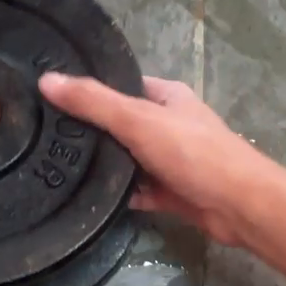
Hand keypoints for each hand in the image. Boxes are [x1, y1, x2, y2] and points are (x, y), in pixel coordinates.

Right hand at [38, 72, 272, 245]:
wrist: (238, 205)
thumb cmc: (193, 153)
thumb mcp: (138, 120)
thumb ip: (93, 102)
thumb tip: (47, 80)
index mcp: (166, 96)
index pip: (121, 85)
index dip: (90, 90)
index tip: (51, 98)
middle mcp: (169, 124)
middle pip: (121, 125)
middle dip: (92, 132)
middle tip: (47, 137)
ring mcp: (171, 160)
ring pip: (129, 160)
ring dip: (104, 166)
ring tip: (58, 167)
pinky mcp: (171, 193)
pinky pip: (138, 191)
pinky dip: (120, 195)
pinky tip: (90, 199)